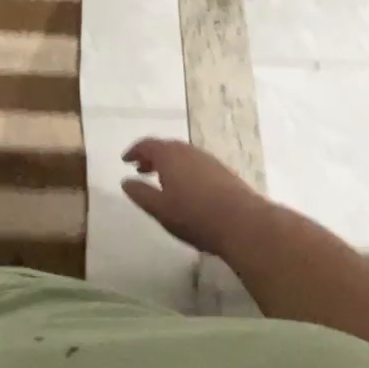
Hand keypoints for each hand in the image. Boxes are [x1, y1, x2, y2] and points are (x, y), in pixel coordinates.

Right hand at [121, 139, 269, 257]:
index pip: (147, 145)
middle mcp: (189, 151)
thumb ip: (140, 193)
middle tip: (141, 169)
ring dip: (169, 164)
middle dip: (152, 157)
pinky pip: (197, 165)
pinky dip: (185, 170)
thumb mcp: (160, 209)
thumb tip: (125, 181)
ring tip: (162, 180)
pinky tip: (187, 190)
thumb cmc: (194, 216)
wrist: (243, 223)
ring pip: (183, 156)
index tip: (125, 160)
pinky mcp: (224, 172)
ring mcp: (209, 160)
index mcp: (170, 155)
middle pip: (166, 147)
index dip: (134, 151)